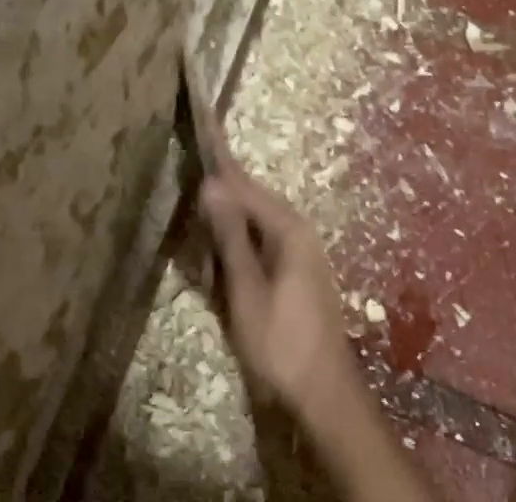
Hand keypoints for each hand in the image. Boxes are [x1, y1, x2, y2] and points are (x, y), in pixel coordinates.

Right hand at [200, 168, 360, 418]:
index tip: (203, 120)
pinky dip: (237, 246)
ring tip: (201, 221)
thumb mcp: (247, 289)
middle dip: (220, 190)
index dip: (219, 156)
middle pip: (250, 199)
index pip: (244, 182)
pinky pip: (261, 245)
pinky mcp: (296, 274)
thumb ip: (229, 236)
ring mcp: (300, 253)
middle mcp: (298, 231)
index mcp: (288, 228)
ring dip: (226, 223)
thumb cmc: (282, 342)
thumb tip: (212, 184)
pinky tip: (220, 259)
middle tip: (191, 178)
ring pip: (254, 223)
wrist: (324, 394)